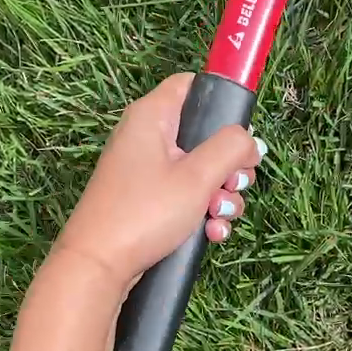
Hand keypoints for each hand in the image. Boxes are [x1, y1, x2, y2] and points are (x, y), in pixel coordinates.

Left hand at [54, 74, 264, 286]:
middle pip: (206, 136)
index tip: (241, 137)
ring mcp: (148, 171)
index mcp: (153, 117)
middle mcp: (148, 138)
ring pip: (203, 172)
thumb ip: (231, 148)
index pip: (193, 86)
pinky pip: (188, 198)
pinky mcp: (150, 201)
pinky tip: (211, 234)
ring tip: (218, 217)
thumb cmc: (145, 212)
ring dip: (222, 197)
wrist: (101, 264)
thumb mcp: (197, 177)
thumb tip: (250, 141)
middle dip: (230, 165)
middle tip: (233, 185)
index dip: (222, 105)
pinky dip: (204, 214)